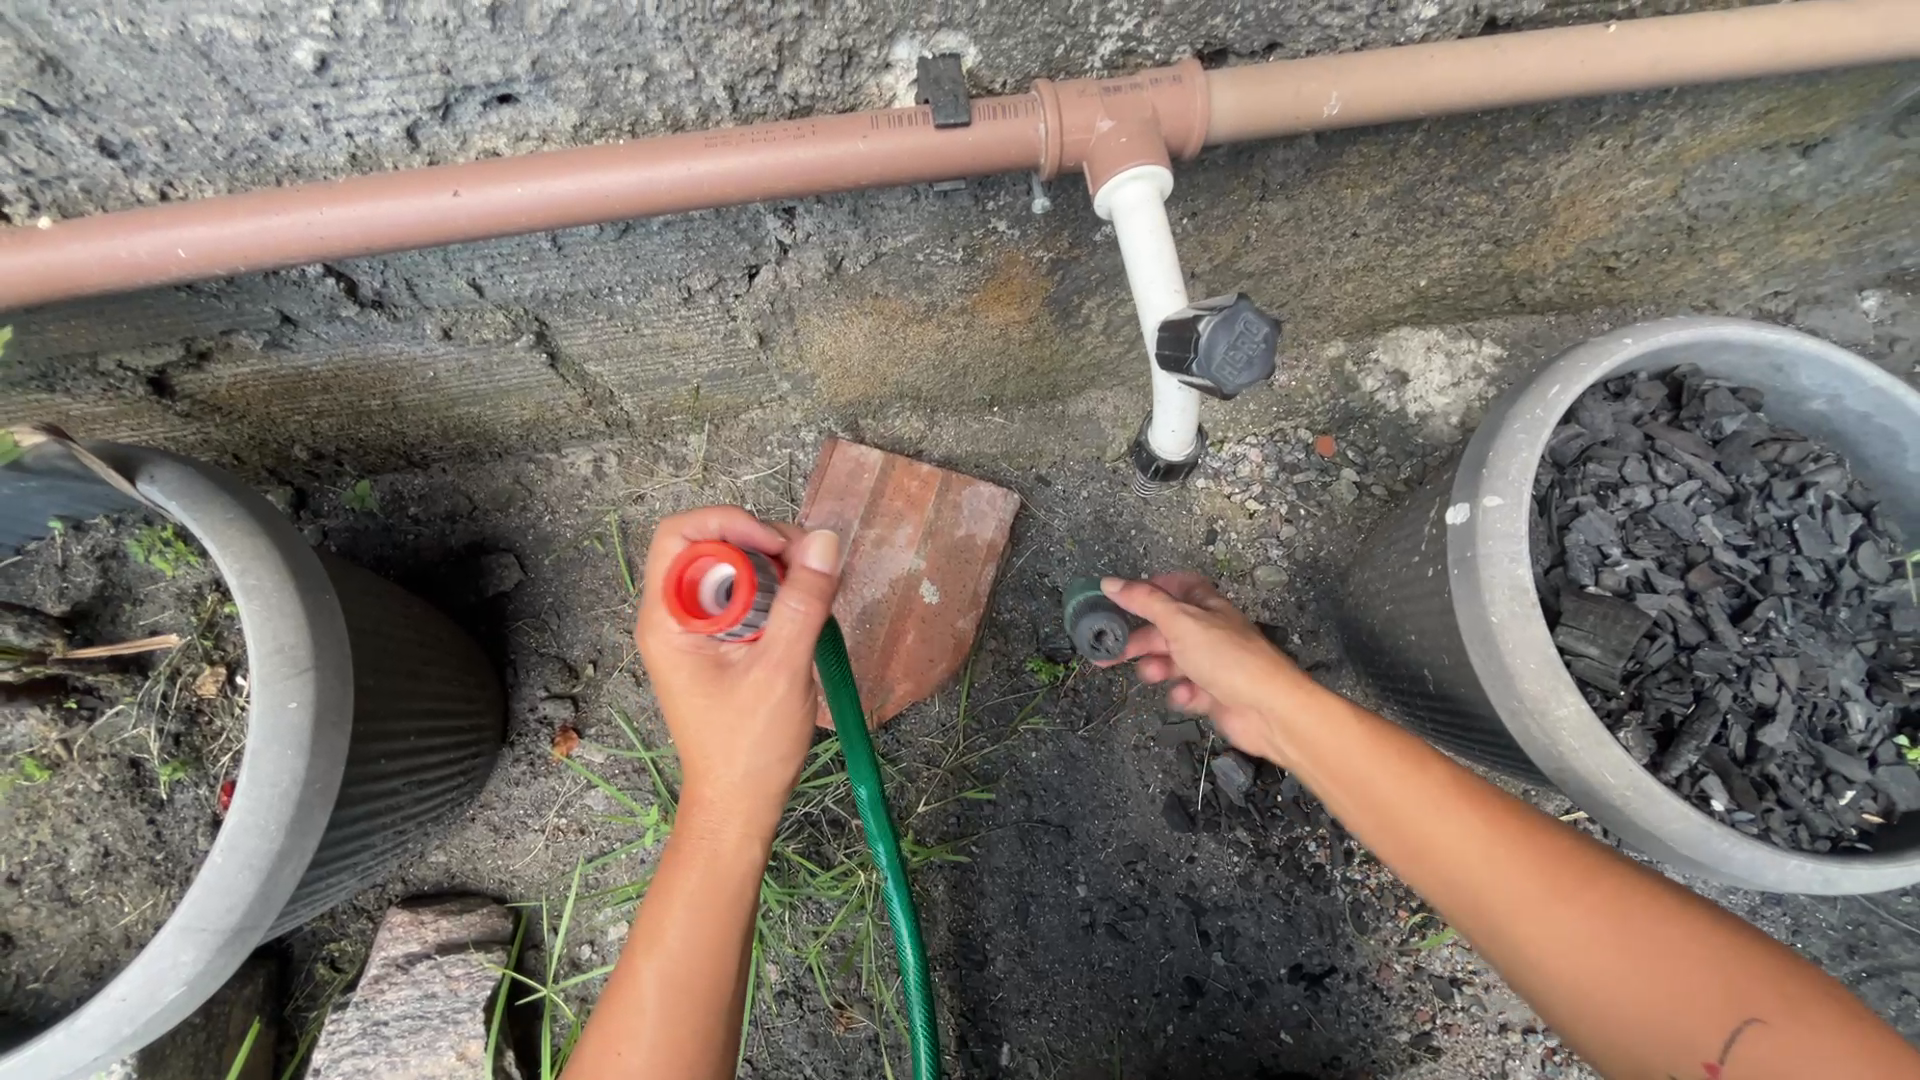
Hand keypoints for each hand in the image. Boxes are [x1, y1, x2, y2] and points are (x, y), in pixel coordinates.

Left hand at [634, 507, 842, 837]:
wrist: (740, 804)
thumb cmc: (750, 746)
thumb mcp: (782, 669)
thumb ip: (803, 602)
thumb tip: (825, 540)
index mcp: (668, 619)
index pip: (681, 534)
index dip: (730, 523)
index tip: (779, 547)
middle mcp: (675, 616)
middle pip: (712, 544)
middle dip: (764, 544)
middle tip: (810, 568)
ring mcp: (699, 629)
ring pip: (735, 568)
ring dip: (778, 568)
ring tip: (814, 592)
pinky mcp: (722, 643)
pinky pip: (748, 596)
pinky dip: (780, 592)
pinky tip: (806, 611)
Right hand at [1099, 573, 1323, 763]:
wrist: (1268, 710)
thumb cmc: (1228, 658)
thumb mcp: (1180, 621)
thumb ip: (1144, 601)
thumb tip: (1111, 583)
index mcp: (1205, 605)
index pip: (1175, 586)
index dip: (1150, 590)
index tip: (1123, 600)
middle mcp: (1208, 631)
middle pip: (1163, 628)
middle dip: (1137, 640)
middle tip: (1108, 651)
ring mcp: (1210, 663)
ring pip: (1169, 661)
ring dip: (1158, 669)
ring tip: (1155, 676)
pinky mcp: (1211, 693)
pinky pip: (1184, 689)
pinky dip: (1182, 694)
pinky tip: (1188, 696)